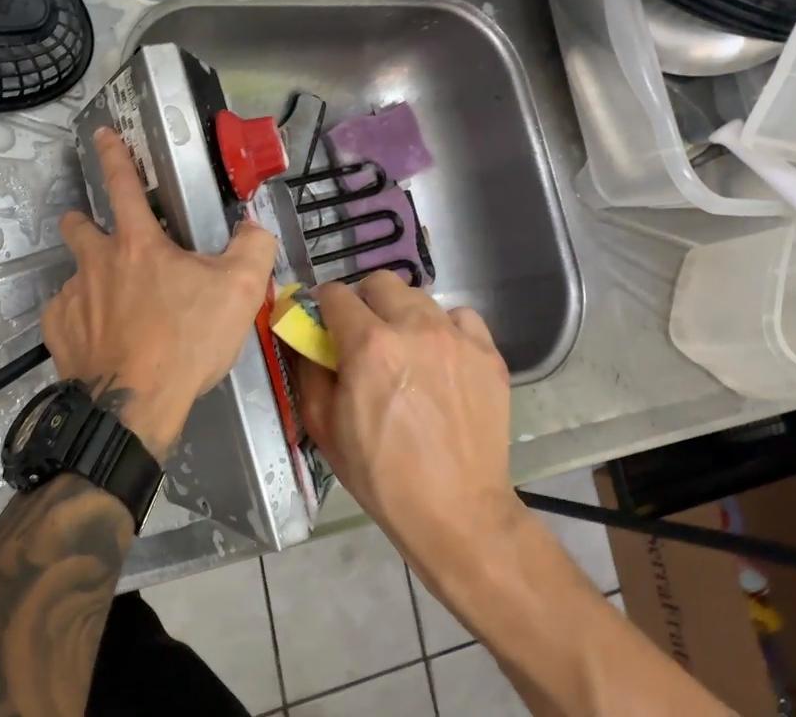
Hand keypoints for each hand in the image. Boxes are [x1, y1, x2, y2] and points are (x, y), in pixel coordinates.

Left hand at [42, 128, 277, 459]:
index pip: (121, 184)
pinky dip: (82, 321)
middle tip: (103, 241)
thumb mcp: (239, 293)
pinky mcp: (57, 329)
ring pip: (76, 275)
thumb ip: (253, 249)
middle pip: (77, 226)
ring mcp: (72, 296)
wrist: (133, 404)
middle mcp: (96, 262)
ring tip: (117, 312)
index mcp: (137, 244)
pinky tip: (102, 342)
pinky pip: (67, 315)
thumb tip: (253, 227)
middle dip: (83, 223)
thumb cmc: (185, 343)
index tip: (101, 135)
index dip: (113, 155)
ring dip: (92, 282)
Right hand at [294, 272, 520, 575]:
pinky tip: (439, 358)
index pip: (335, 294)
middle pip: (381, 282)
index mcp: (368, 344)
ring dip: (403, 314)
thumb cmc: (379, 474)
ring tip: (404, 348)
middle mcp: (415, 328)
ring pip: (421, 297)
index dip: (322, 306)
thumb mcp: (322, 424)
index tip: (323, 324)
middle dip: (363, 301)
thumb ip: (309, 368)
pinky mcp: (489, 355)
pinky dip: (444, 329)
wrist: (456, 512)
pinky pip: (460, 319)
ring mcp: (458, 339)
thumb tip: (306, 338)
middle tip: (362, 334)